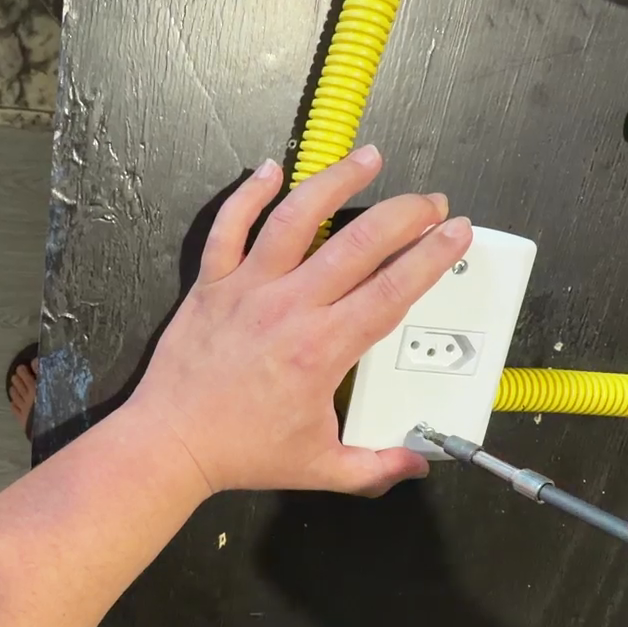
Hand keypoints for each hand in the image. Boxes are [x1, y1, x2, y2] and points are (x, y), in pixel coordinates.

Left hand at [122, 145, 472, 495]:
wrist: (171, 442)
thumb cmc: (242, 452)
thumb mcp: (319, 468)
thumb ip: (376, 466)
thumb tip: (420, 464)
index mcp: (322, 349)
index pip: (391, 292)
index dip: (431, 257)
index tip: (456, 233)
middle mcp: (289, 307)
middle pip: (358, 243)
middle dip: (404, 215)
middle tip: (430, 203)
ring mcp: (247, 289)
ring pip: (296, 218)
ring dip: (336, 182)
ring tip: (369, 158)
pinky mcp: (211, 285)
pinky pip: (228, 228)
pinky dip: (248, 195)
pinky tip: (270, 170)